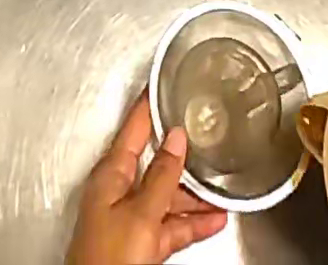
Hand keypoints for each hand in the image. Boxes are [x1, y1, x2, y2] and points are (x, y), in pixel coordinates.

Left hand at [67, 94, 227, 264]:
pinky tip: (213, 219)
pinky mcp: (137, 244)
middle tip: (206, 135)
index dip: (152, 102)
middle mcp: (117, 190)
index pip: (135, 125)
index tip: (166, 80)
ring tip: (221, 187)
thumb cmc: (107, 260)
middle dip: (183, 153)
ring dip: (193, 194)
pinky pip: (168, 223)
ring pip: (165, 195)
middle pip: (154, 161)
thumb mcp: (140, 214)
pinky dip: (191, 221)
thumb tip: (177, 137)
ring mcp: (126, 218)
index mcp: (110, 173)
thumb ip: (161, 174)